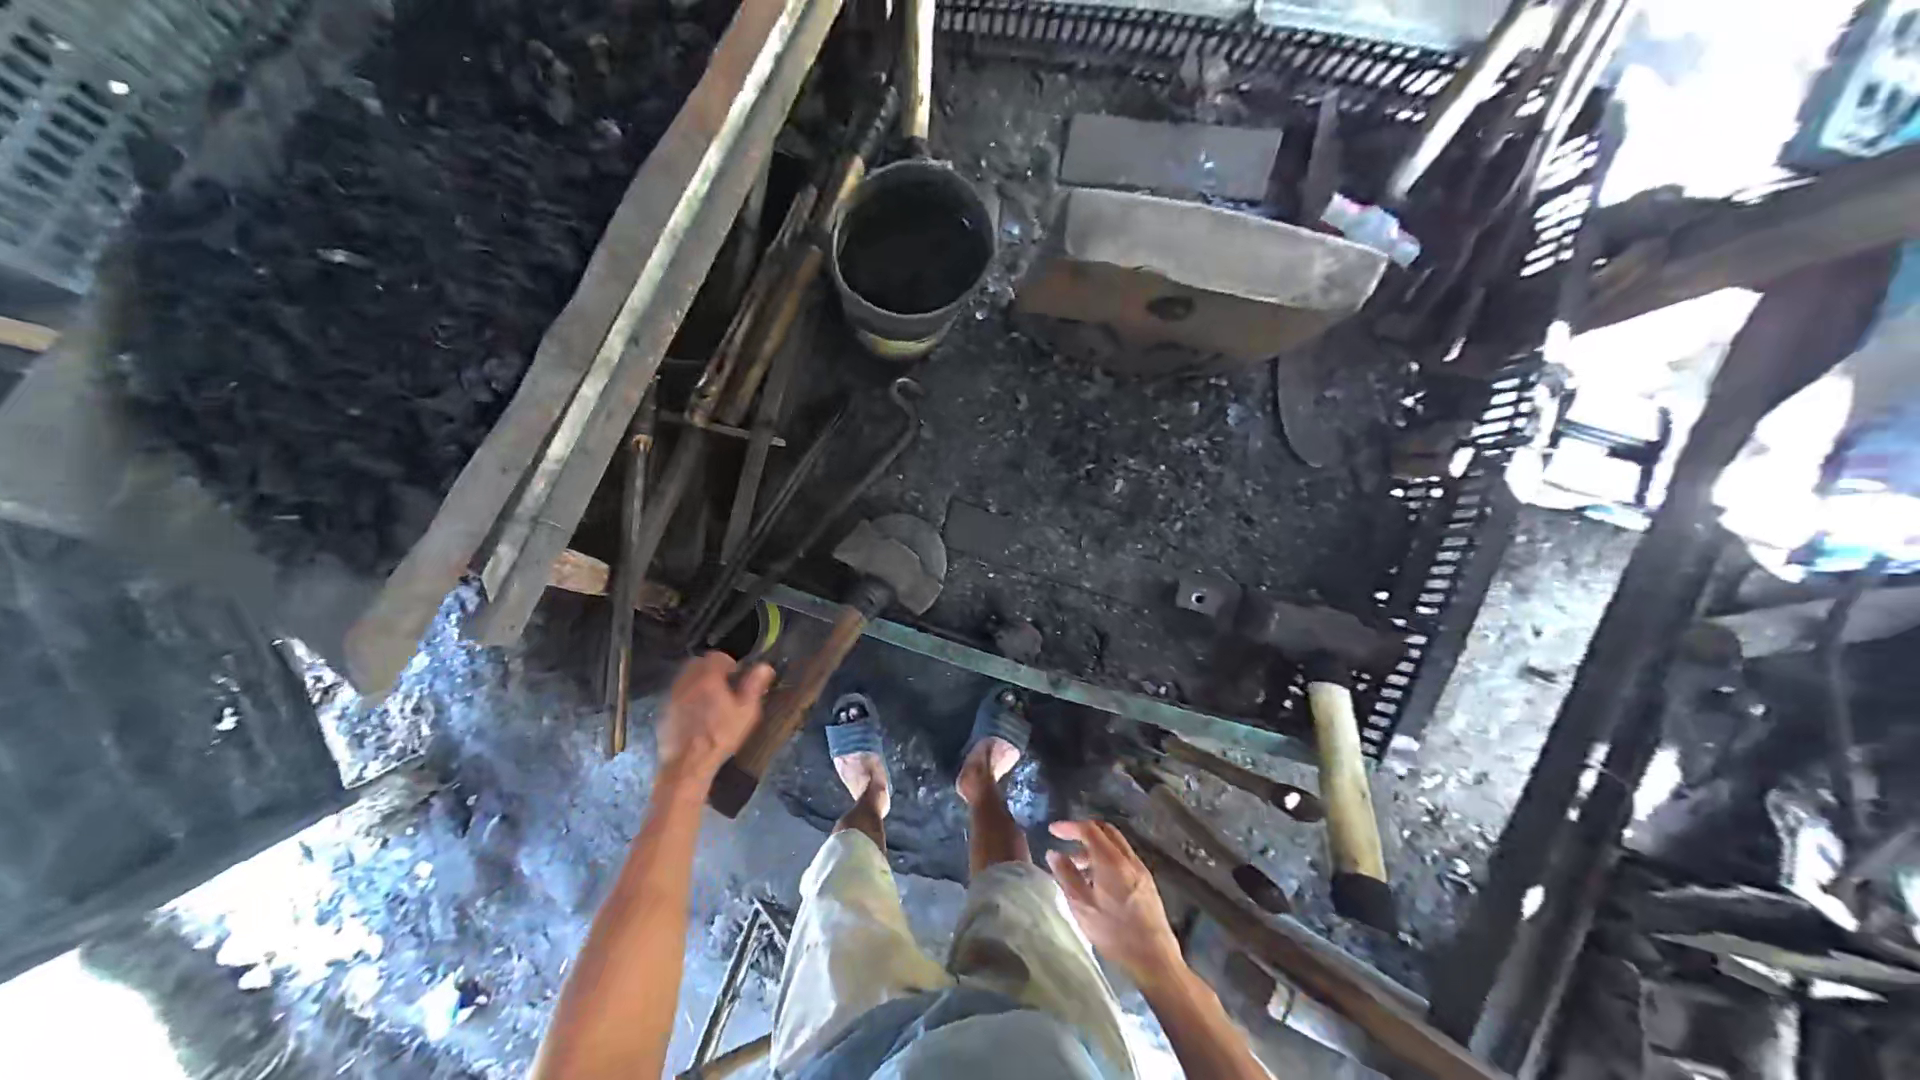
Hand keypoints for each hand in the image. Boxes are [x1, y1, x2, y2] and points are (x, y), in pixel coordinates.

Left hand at [654, 652, 774, 782]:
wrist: (687, 765)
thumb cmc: (720, 737)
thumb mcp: (746, 712)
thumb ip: (754, 686)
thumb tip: (764, 666)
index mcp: (707, 678)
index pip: (716, 656)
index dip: (728, 663)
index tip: (735, 676)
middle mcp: (686, 682)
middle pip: (697, 663)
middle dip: (711, 669)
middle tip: (723, 686)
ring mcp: (672, 696)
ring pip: (685, 677)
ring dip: (698, 681)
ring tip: (710, 699)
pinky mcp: (663, 710)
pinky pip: (677, 694)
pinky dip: (687, 696)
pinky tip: (696, 714)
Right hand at [1047, 820, 1185, 988]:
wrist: (1155, 959)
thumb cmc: (1115, 934)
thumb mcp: (1082, 907)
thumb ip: (1066, 876)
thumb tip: (1054, 853)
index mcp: (1112, 861)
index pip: (1089, 830)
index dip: (1069, 826)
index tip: (1052, 830)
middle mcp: (1128, 859)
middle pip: (1105, 831)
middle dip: (1083, 831)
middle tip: (1066, 841)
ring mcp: (1140, 870)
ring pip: (1115, 845)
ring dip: (1095, 847)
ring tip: (1076, 867)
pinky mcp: (1146, 883)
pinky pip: (1123, 859)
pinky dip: (1106, 859)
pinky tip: (1096, 881)